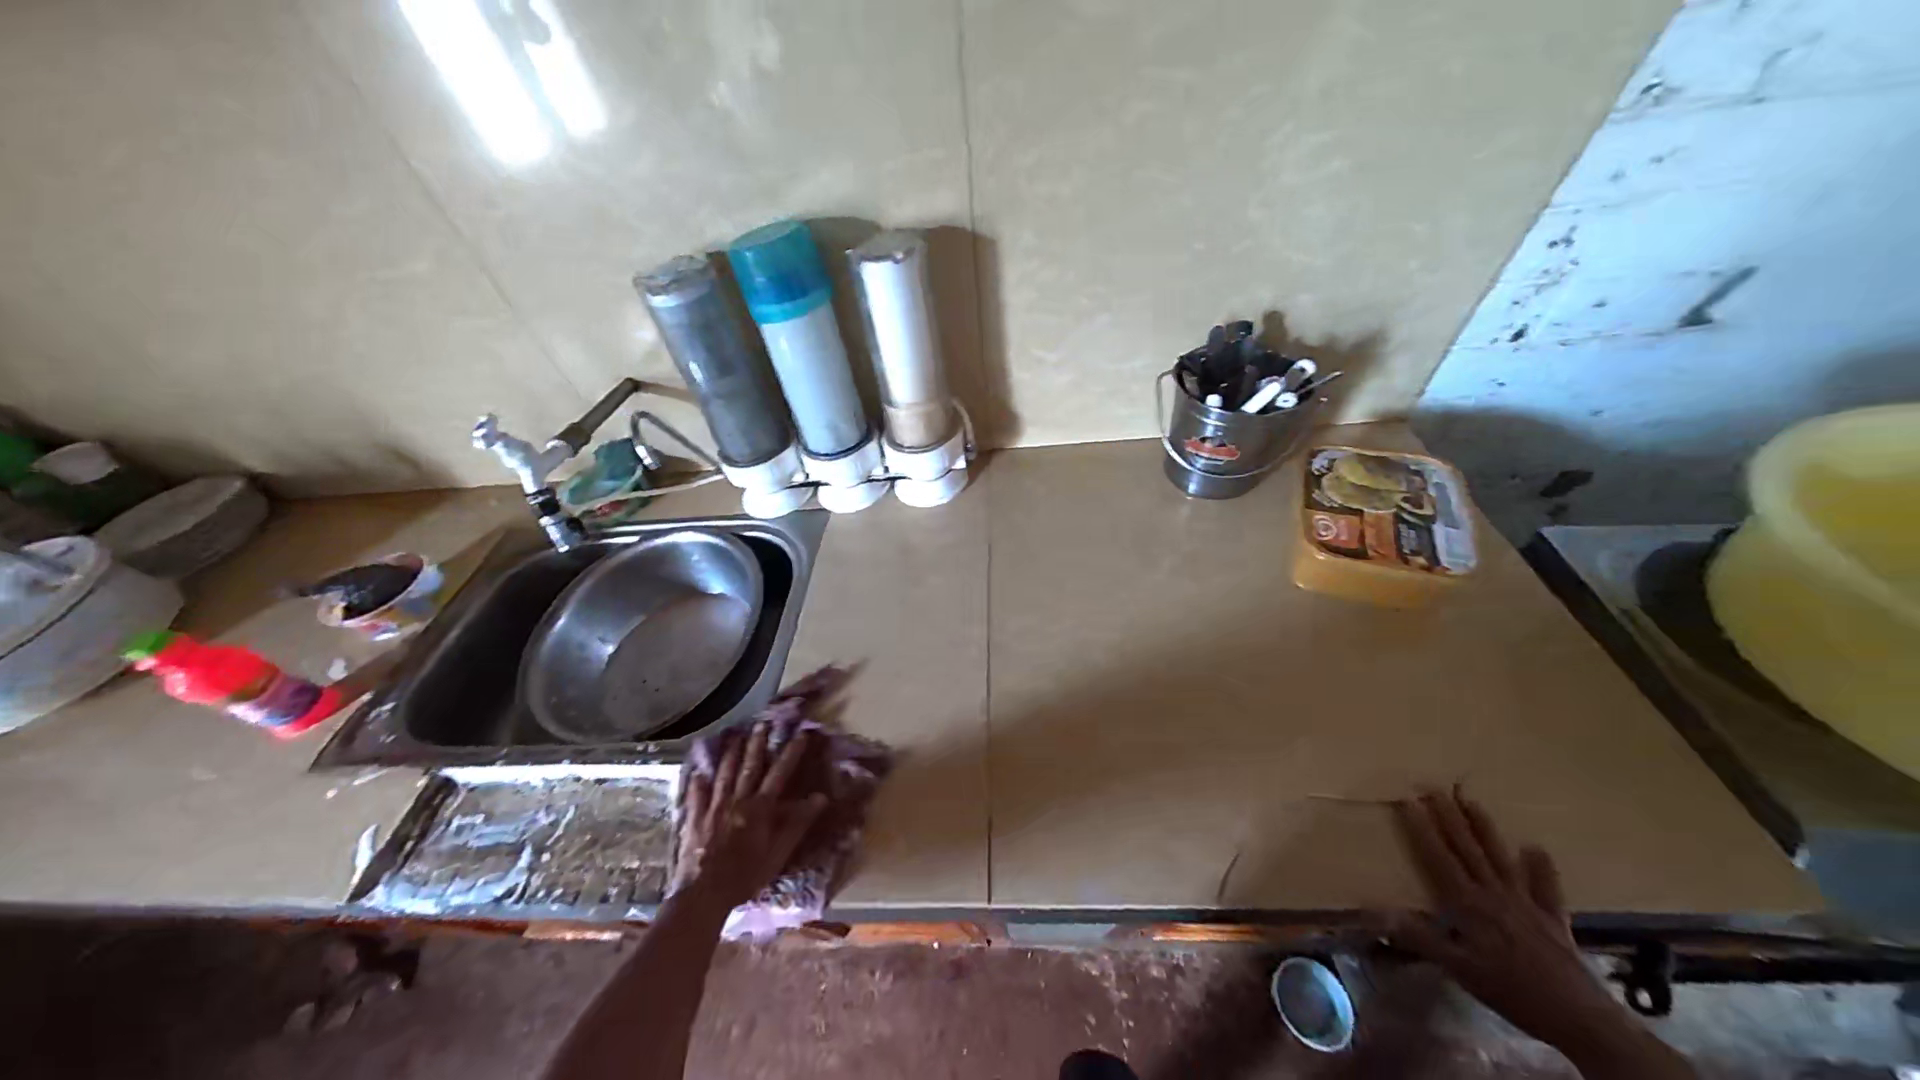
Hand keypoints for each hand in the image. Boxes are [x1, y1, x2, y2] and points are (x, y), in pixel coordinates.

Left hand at [673, 722, 826, 914]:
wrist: (702, 894)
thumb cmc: (745, 876)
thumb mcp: (778, 853)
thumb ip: (797, 823)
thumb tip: (820, 798)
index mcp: (759, 808)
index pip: (779, 773)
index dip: (791, 753)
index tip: (801, 734)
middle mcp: (736, 800)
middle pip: (749, 766)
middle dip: (757, 743)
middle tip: (762, 722)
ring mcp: (713, 807)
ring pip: (724, 774)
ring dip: (731, 754)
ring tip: (735, 736)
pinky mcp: (695, 819)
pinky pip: (697, 795)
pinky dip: (699, 782)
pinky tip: (698, 772)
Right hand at [1385, 788, 1654, 1062]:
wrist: (1579, 1016)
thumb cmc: (1511, 990)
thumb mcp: (1458, 968)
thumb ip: (1419, 936)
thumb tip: (1374, 910)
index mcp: (1469, 903)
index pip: (1439, 857)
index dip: (1422, 828)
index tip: (1408, 800)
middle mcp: (1495, 893)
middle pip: (1468, 848)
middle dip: (1449, 816)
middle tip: (1436, 787)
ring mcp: (1527, 902)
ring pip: (1501, 857)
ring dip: (1485, 828)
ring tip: (1471, 801)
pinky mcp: (1554, 918)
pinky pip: (1546, 887)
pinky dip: (1541, 867)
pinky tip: (1535, 848)